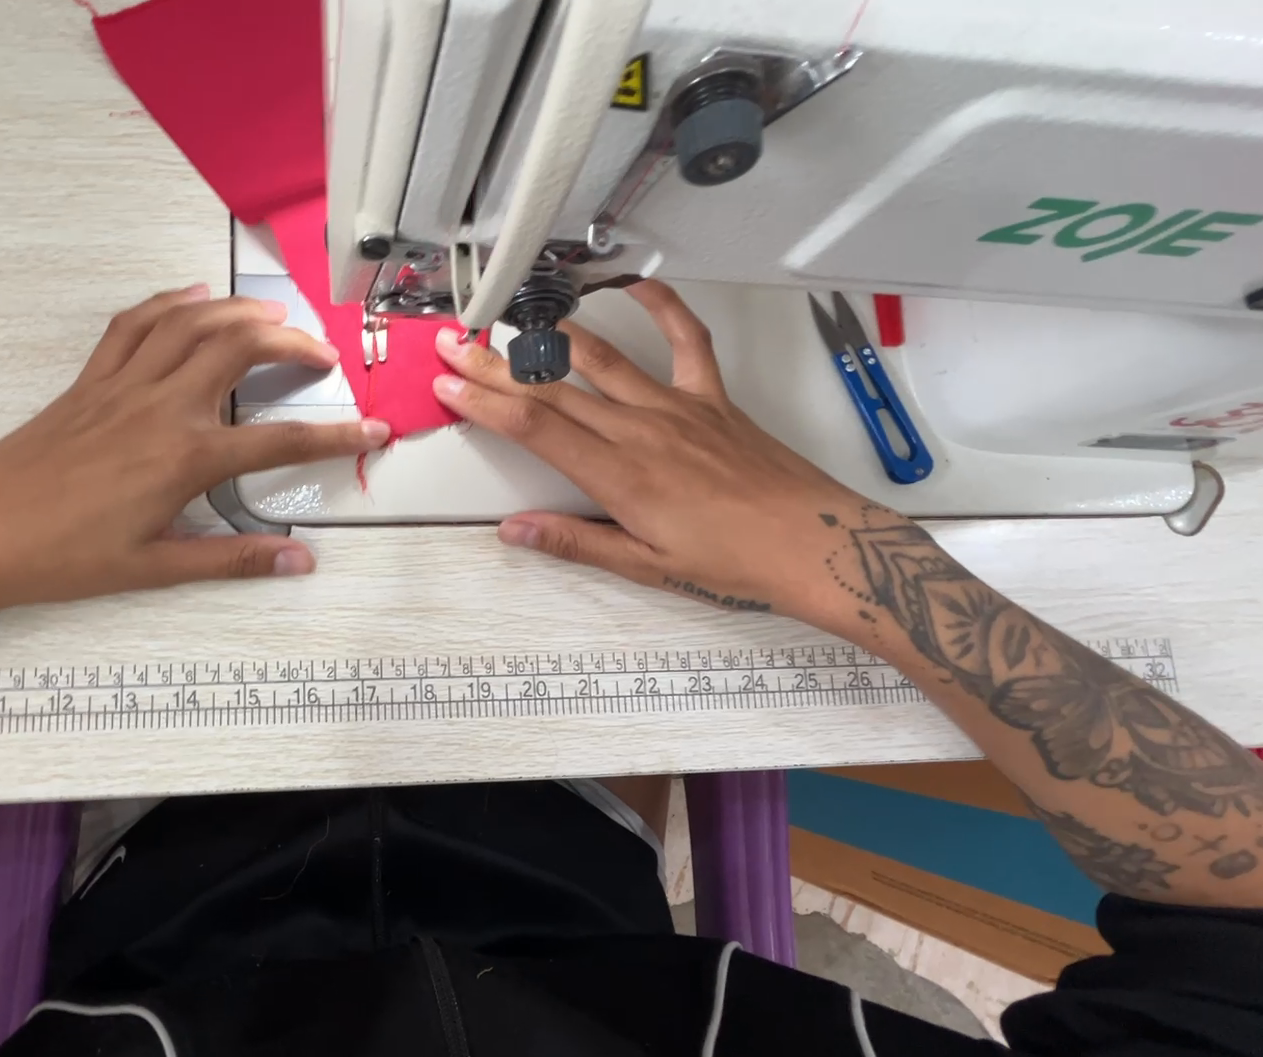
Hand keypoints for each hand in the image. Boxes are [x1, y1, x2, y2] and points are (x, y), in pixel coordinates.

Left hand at [0, 284, 386, 625]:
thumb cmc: (63, 557)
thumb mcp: (156, 568)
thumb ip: (234, 559)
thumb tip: (299, 561)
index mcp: (184, 457)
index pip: (279, 441)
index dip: (336, 436)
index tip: (374, 430)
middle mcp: (161, 407)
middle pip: (239, 348)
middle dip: (291, 342)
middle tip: (322, 354)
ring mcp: (122, 385)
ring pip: (191, 323)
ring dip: (238, 310)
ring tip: (273, 316)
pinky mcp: (89, 381)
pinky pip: (133, 325)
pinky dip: (168, 305)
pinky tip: (190, 300)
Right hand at [430, 281, 890, 630]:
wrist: (812, 544)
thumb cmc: (732, 561)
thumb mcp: (644, 564)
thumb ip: (574, 540)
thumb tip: (515, 531)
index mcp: (619, 474)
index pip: (534, 427)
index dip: (484, 403)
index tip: (450, 386)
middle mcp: (640, 430)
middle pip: (552, 390)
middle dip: (494, 368)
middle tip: (456, 347)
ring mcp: (676, 407)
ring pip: (601, 361)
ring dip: (550, 340)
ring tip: (511, 322)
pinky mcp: (711, 398)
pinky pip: (687, 340)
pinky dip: (662, 307)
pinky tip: (635, 287)